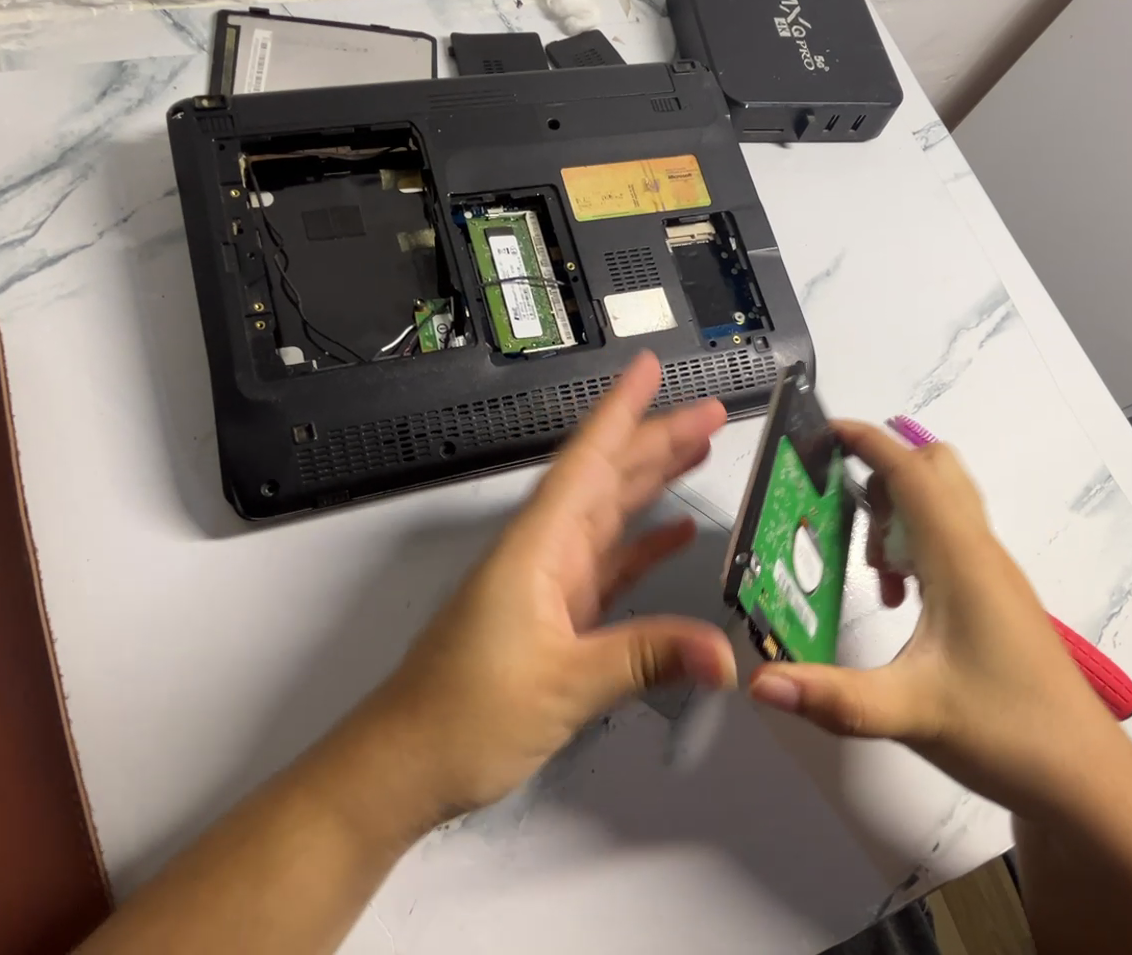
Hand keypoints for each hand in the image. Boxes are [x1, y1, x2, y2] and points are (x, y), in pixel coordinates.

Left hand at [355, 351, 737, 817]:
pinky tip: (672, 534)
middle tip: (707, 411)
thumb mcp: (563, 685)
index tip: (648, 369)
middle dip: (655, 440)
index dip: (620, 412)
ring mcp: (549, 584)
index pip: (586, 462)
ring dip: (651, 483)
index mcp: (537, 548)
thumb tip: (722, 652)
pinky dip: (641, 547)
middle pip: (606, 481)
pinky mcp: (556, 617)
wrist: (409, 762)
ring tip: (697, 452)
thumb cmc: (461, 714)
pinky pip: (608, 567)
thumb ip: (646, 659)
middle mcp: (542, 553)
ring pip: (610, 517)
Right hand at [747, 420, 1126, 818]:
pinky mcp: (994, 598)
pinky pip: (948, 540)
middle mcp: (979, 553)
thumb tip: (758, 682)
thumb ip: (832, 696)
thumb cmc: (1008, 732)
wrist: (1089, 783)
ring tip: (873, 576)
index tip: (823, 429)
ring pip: (942, 505)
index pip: (911, 471)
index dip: (868, 441)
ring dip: (895, 516)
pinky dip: (913, 547)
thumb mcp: (910, 713)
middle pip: (934, 470)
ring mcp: (992, 575)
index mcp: (961, 559)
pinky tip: (899, 602)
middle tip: (843, 519)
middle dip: (880, 475)